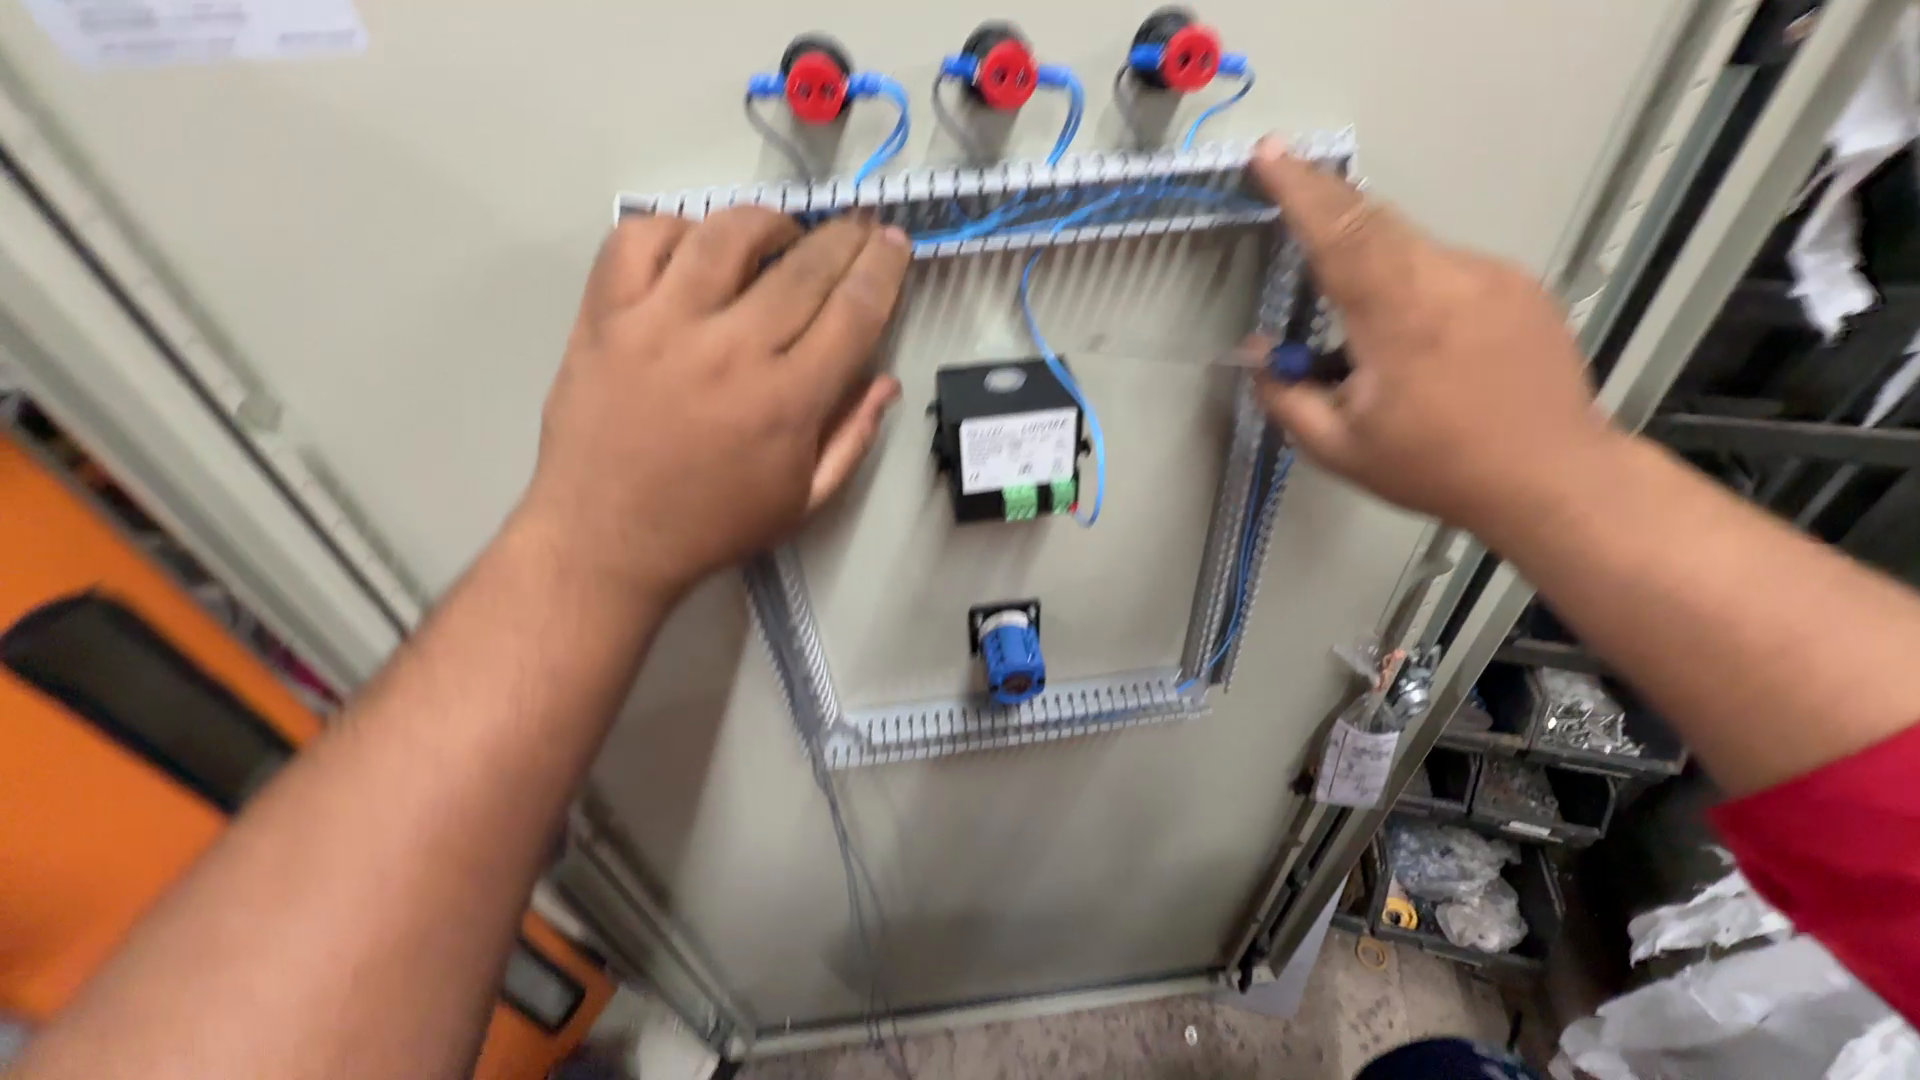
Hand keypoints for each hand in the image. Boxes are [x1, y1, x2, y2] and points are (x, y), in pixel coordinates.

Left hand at [521, 210, 909, 601]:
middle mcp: (730, 350)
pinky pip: (639, 239)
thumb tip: (886, 381)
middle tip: (858, 227)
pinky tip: (696, 246)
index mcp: (787, 401)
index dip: (882, 270)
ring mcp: (660, 325)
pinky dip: (675, 226)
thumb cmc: (712, 526)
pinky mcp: (605, 316)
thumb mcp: (803, 500)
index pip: (853, 313)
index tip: (893, 244)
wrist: (605, 540)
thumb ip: (852, 438)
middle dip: (844, 237)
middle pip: (804, 266)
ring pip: (725, 235)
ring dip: (768, 223)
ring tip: (782, 234)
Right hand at [1248, 139, 1615, 528]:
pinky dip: (1411, 280)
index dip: (1301, 191)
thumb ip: (1286, 397)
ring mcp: (1491, 275)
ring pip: (1410, 245)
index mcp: (1400, 318)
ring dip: (1370, 260)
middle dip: (1325, 201)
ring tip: (1362, 324)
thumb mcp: (1339, 448)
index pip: (1340, 235)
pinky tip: (1416, 335)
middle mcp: (1450, 278)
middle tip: (1288, 183)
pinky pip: (1445, 266)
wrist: (1552, 477)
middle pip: (1374, 220)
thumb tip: (1255, 355)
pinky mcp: (1517, 283)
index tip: (1270, 155)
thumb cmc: (1436, 468)